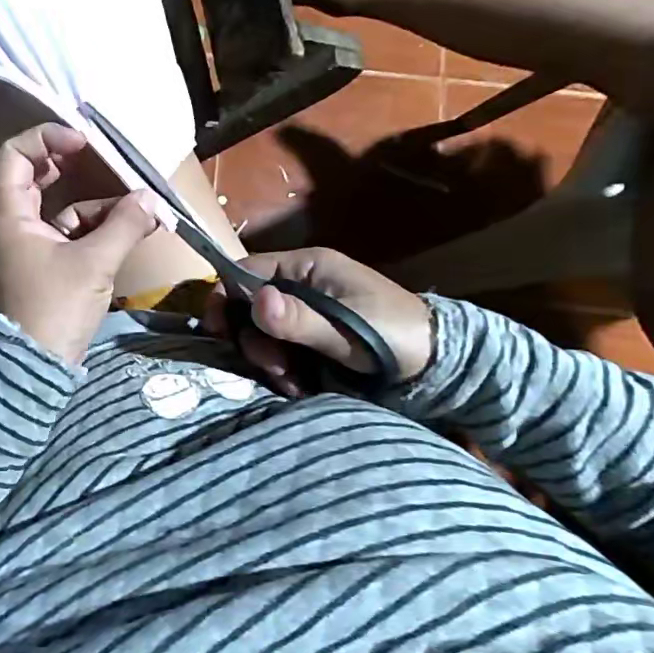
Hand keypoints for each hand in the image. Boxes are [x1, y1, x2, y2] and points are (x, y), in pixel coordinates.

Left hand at [0, 124, 164, 364]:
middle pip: (39, 179)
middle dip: (75, 169)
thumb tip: (153, 200)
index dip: (46, 139)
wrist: (33, 367)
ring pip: (66, 211)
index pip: (15, 156)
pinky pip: (76, 237)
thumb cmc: (54, 307)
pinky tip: (132, 233)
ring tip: (142, 212)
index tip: (82, 143)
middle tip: (106, 162)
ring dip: (101, 207)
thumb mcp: (94, 263)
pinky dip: (101, 232)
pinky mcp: (51, 268)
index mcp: (13, 214)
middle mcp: (19, 224)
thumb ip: (125, 226)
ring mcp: (35, 247)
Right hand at [202, 248, 431, 397]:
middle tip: (276, 367)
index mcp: (309, 267)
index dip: (226, 297)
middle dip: (255, 340)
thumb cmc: (393, 335)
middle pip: (251, 307)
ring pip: (264, 333)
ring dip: (270, 360)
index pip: (248, 271)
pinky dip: (285, 370)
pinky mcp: (314, 338)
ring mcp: (308, 313)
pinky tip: (301, 386)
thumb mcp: (346, 329)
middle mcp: (303, 286)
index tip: (218, 330)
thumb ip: (300, 319)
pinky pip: (283, 350)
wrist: (435, 361)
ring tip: (294, 382)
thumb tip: (257, 301)